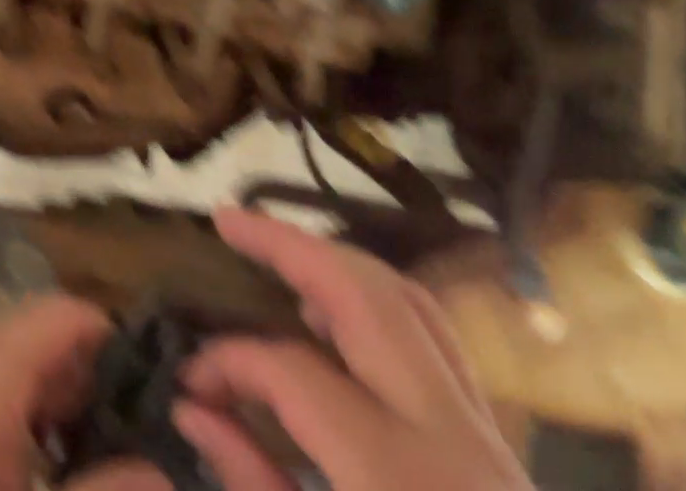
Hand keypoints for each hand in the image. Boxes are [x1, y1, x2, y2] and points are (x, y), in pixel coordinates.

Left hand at [0, 296, 166, 490]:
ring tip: (92, 467)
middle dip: (92, 389)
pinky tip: (29, 479)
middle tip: (141, 444)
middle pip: (39, 348)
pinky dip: (13, 430)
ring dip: (54, 415)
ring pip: (8, 380)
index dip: (118, 340)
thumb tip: (163, 468)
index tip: (164, 389)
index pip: (62, 314)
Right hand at [174, 210, 531, 490]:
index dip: (228, 362)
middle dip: (291, 246)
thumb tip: (192, 407)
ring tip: (276, 249)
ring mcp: (485, 432)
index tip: (189, 381)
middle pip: (369, 297)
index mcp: (397, 474)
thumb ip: (251, 477)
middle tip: (227, 220)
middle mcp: (451, 434)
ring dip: (337, 263)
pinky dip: (378, 303)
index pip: (292, 370)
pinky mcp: (496, 441)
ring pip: (412, 302)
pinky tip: (335, 308)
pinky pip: (435, 339)